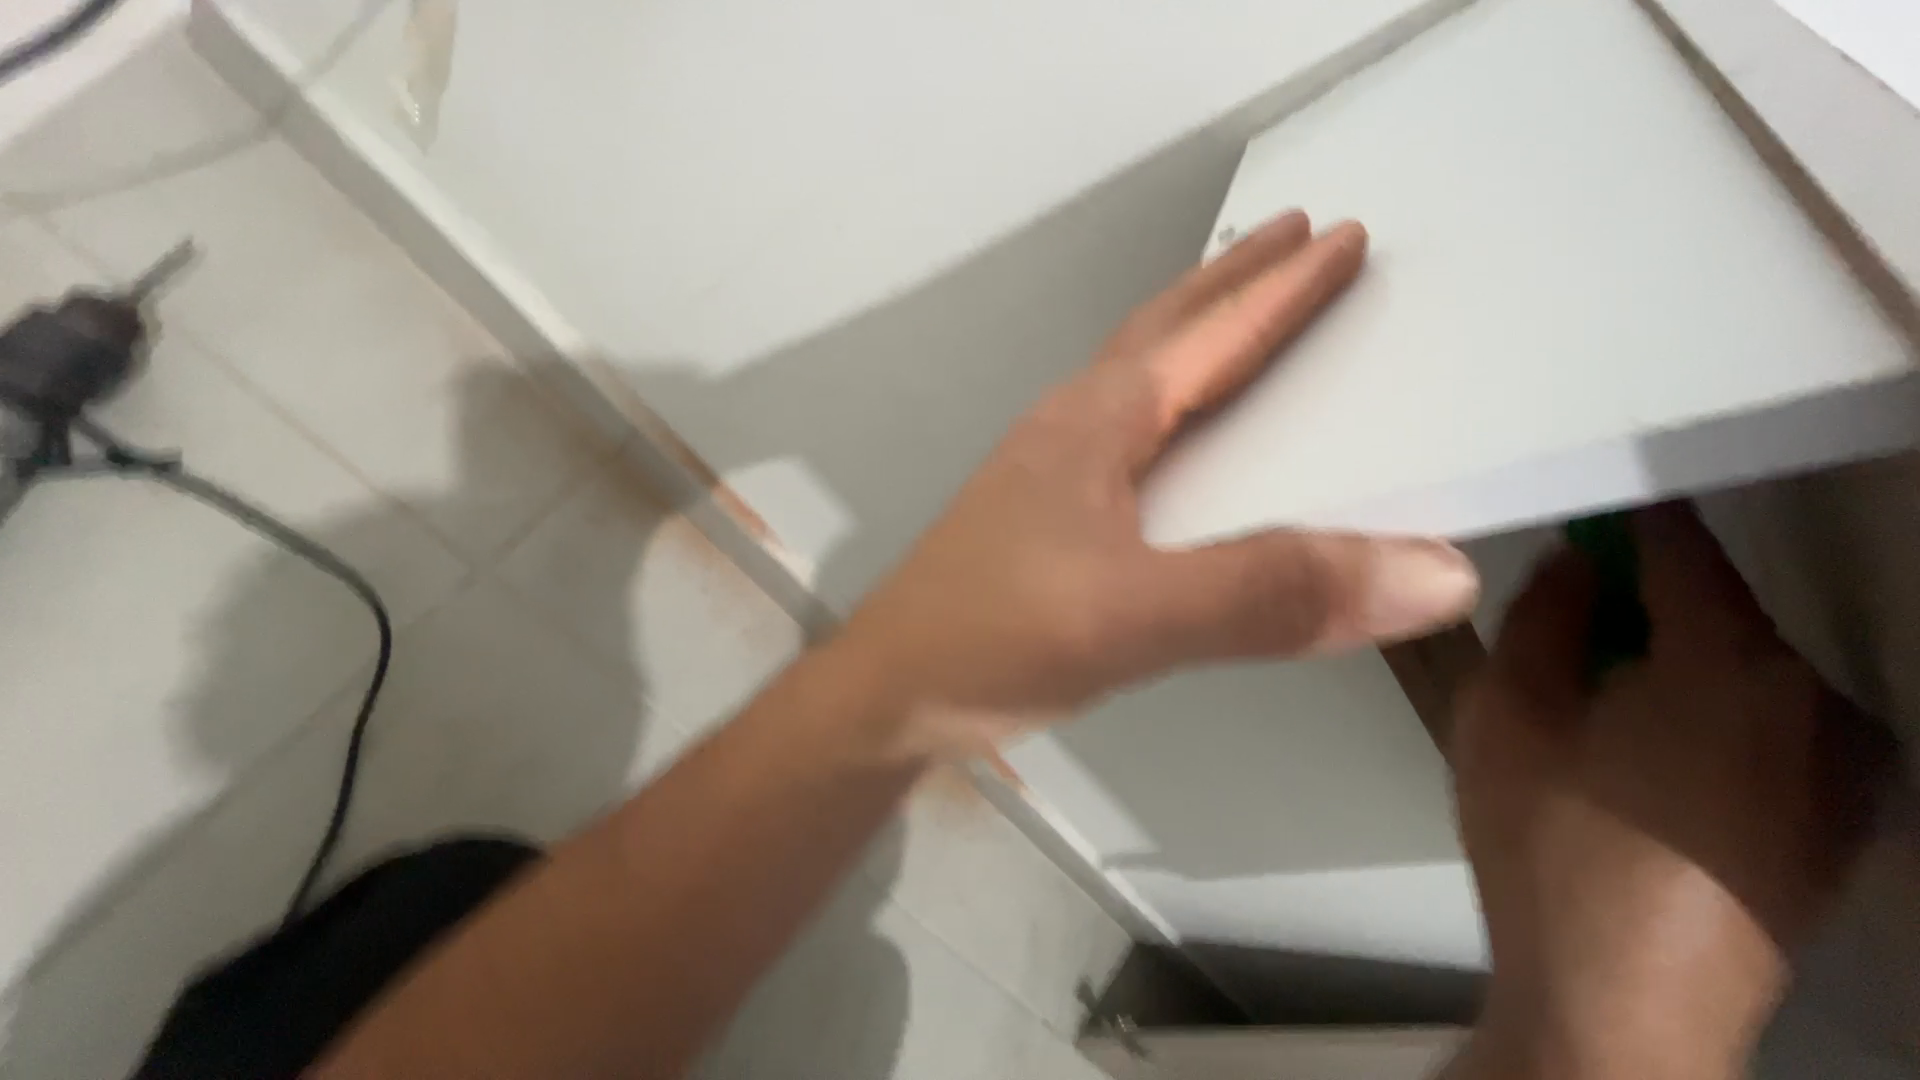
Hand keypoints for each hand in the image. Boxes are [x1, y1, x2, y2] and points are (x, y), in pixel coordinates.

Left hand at [829, 212, 1479, 758]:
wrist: (891, 695)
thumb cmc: (994, 639)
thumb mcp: (1132, 617)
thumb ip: (1268, 595)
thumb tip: (1437, 573)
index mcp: (1095, 424)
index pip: (1206, 337)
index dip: (1278, 288)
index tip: (1347, 236)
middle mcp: (1071, 432)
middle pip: (1163, 335)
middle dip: (1233, 286)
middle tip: (1301, 242)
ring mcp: (1051, 478)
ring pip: (1139, 385)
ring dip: (1198, 342)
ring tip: (1251, 323)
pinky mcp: (1046, 525)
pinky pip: (1130, 444)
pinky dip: (1174, 417)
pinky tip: (1187, 448)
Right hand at [1448, 506, 1891, 1079]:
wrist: (1620, 999)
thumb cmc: (1550, 844)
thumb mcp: (1507, 710)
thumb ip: (1542, 617)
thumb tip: (1576, 566)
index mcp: (1732, 666)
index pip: (1683, 551)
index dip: (1629, 522)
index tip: (1588, 508)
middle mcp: (1815, 706)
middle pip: (1718, 616)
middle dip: (1639, 609)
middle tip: (1560, 633)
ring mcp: (1841, 773)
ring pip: (1742, 677)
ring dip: (1670, 667)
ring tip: (1593, 715)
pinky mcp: (1835, 827)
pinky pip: (1767, 733)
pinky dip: (1705, 720)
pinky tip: (1640, 771)